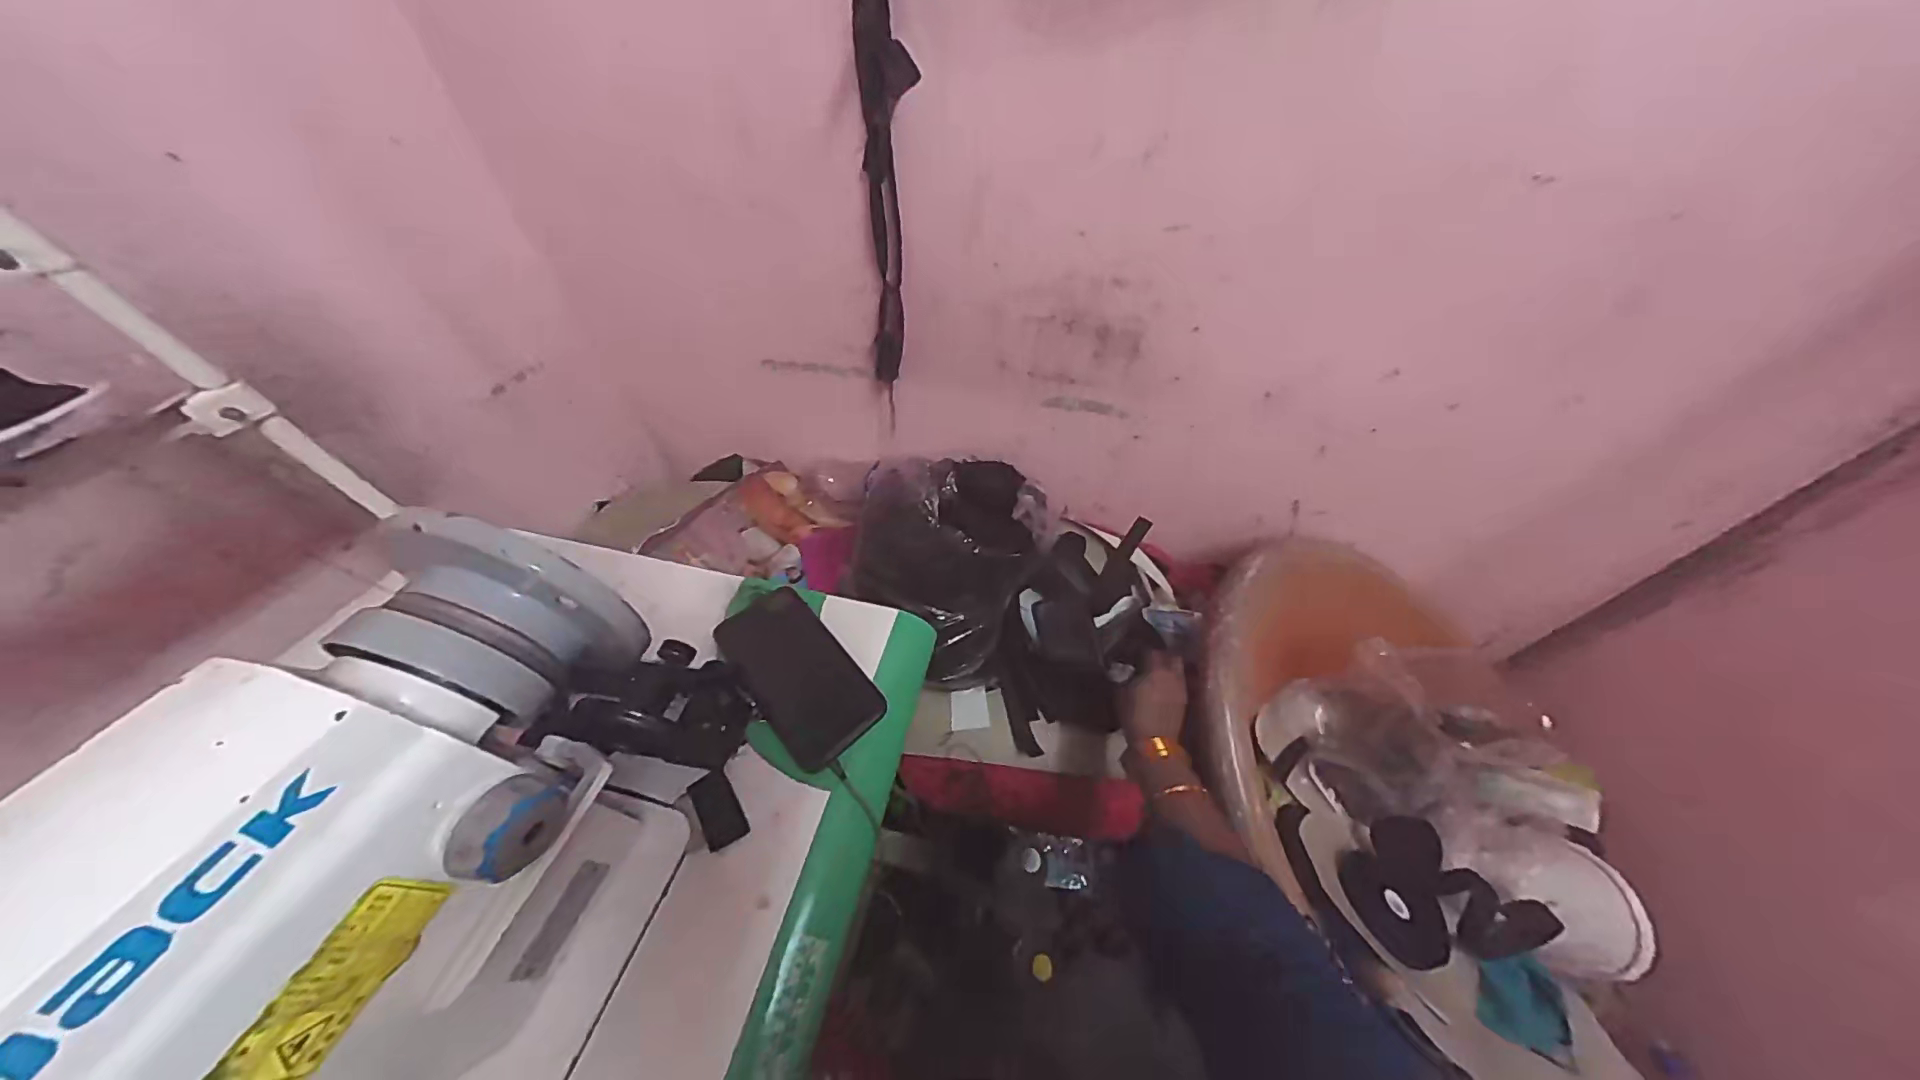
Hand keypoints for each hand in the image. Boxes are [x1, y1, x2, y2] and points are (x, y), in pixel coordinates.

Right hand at [1120, 652, 1187, 744]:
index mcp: (1156, 668)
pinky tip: (1159, 688)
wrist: (1155, 743)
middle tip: (1145, 660)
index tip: (1129, 653)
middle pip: (1170, 655)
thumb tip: (1122, 671)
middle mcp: (1172, 673)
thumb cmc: (1134, 715)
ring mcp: (1181, 687)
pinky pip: (1178, 682)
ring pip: (1177, 669)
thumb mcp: (1120, 694)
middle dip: (1159, 655)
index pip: (1150, 649)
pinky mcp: (1184, 700)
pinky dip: (1170, 681)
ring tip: (1153, 674)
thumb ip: (1122, 677)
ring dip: (1166, 668)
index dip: (1139, 649)